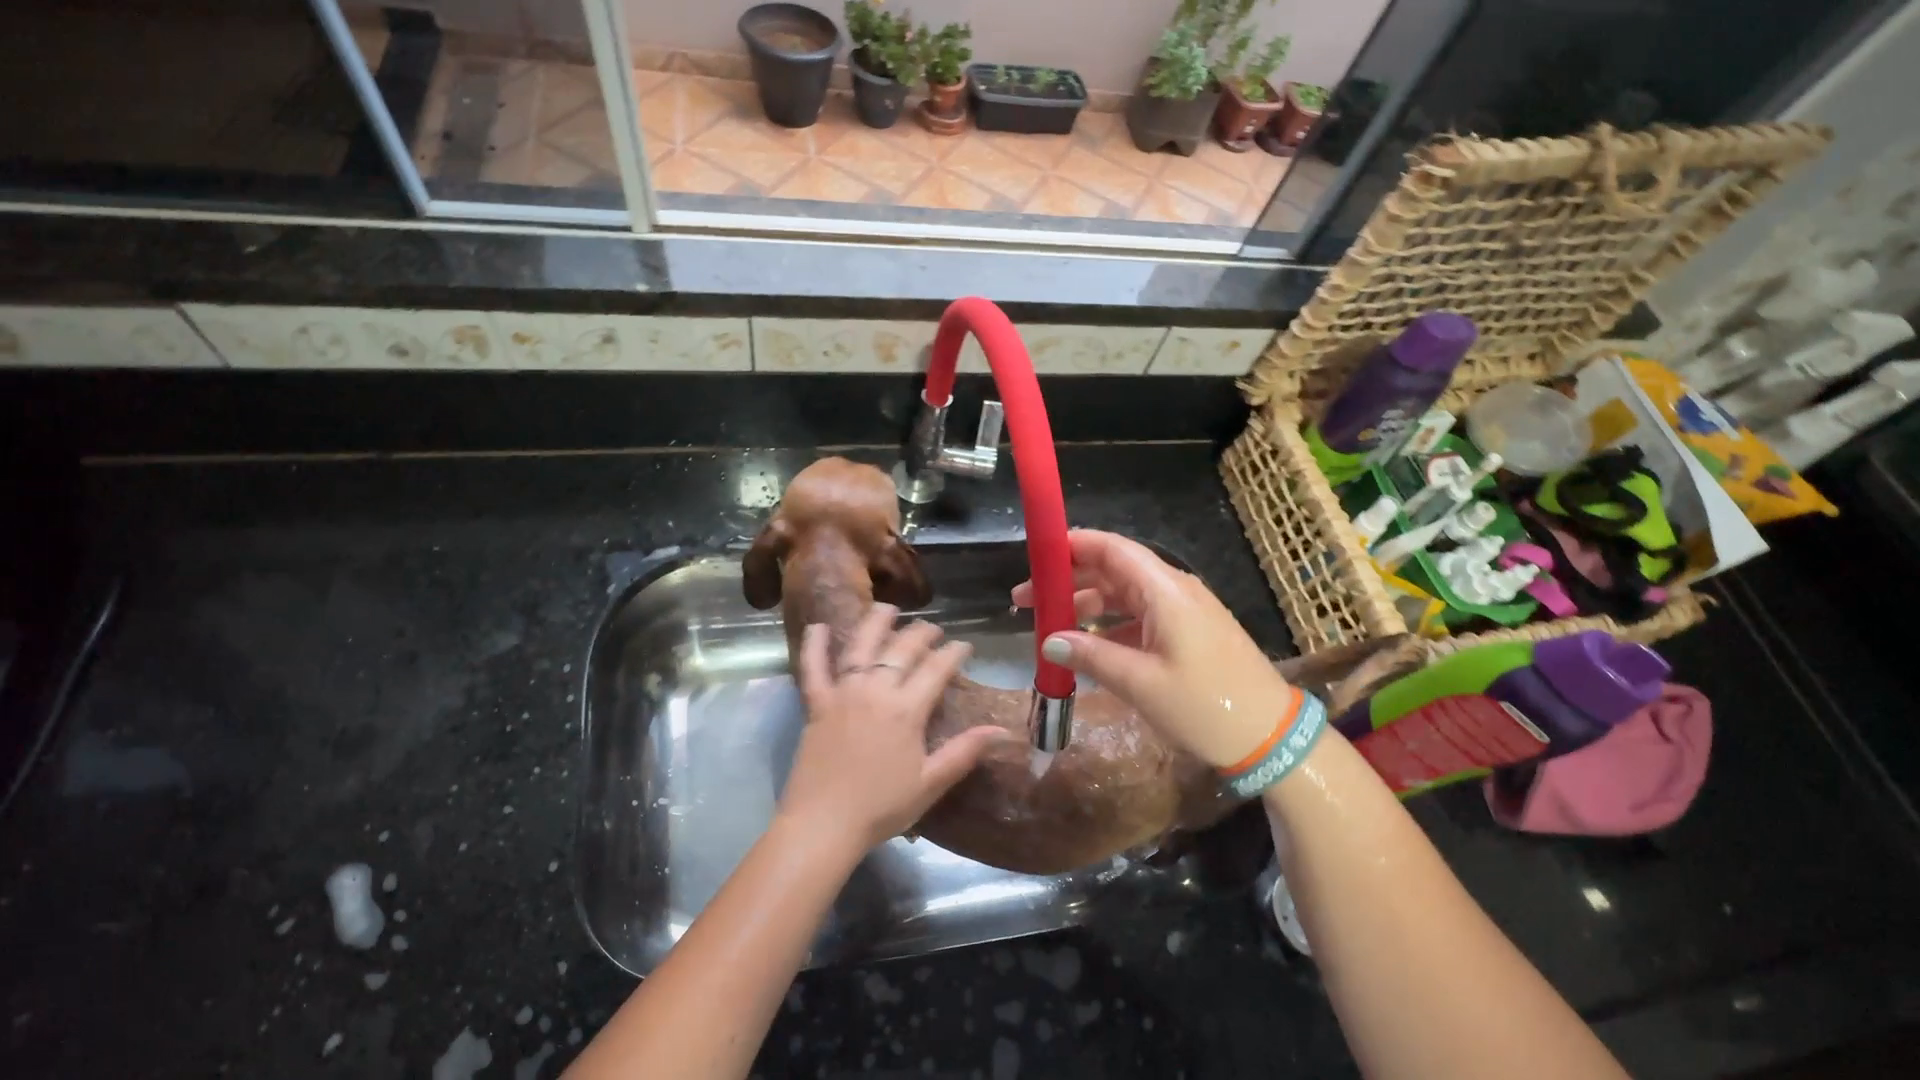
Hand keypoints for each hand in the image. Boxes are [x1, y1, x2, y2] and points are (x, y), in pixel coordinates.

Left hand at [779, 605, 1008, 851]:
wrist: (824, 824)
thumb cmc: (882, 807)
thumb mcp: (930, 783)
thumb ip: (964, 752)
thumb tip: (1001, 730)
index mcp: (906, 710)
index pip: (936, 669)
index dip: (953, 653)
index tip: (964, 645)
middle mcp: (875, 691)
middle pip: (902, 650)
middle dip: (922, 634)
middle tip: (934, 628)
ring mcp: (842, 694)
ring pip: (860, 647)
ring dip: (876, 623)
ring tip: (888, 607)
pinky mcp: (815, 705)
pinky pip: (812, 668)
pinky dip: (813, 646)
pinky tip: (817, 625)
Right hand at [1012, 529, 1294, 769]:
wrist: (1269, 737)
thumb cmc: (1204, 705)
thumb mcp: (1141, 683)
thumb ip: (1091, 656)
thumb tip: (1049, 640)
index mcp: (1165, 591)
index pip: (1113, 549)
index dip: (1072, 545)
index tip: (1035, 556)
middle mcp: (1174, 590)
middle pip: (1114, 570)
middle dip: (1068, 580)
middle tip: (1026, 600)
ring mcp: (1184, 612)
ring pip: (1125, 595)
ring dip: (1086, 606)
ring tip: (1048, 626)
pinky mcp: (1189, 634)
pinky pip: (1140, 617)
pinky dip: (1109, 626)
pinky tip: (1087, 648)